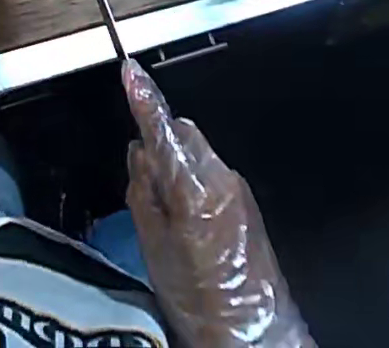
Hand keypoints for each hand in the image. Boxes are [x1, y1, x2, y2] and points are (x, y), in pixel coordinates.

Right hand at [123, 59, 315, 347]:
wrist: (258, 338)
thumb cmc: (198, 299)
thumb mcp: (154, 249)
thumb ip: (143, 192)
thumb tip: (139, 152)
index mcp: (194, 188)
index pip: (162, 130)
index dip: (143, 99)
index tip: (130, 68)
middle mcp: (220, 175)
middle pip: (183, 132)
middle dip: (160, 139)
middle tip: (145, 179)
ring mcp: (237, 185)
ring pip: (196, 149)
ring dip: (176, 159)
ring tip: (166, 207)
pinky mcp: (245, 197)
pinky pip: (209, 168)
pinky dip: (191, 175)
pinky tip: (187, 215)